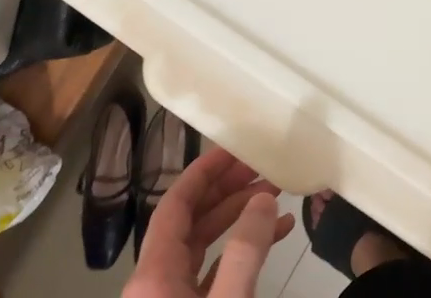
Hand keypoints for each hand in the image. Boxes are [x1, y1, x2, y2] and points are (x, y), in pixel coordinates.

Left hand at [123, 147, 294, 297]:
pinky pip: (213, 270)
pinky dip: (241, 249)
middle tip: (263, 167)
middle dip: (227, 189)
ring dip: (238, 215)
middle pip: (189, 219)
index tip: (235, 148)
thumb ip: (245, 252)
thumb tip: (263, 199)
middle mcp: (155, 281)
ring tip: (275, 194)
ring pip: (202, 243)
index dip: (204, 171)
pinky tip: (275, 235)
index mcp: (154, 274)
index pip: (174, 205)